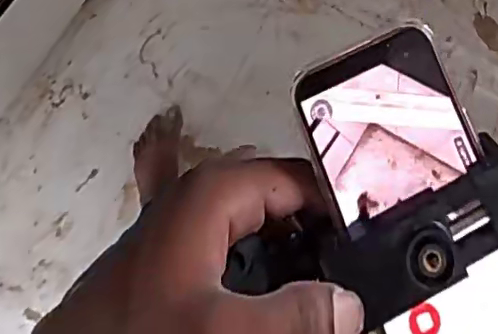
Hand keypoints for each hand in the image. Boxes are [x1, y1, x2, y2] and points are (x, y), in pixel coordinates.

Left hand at [38, 157, 362, 333]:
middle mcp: (201, 191)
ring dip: (285, 244)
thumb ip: (294, 316)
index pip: (296, 178)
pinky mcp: (175, 248)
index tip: (361, 240)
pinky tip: (264, 282)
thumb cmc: (136, 333)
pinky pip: (231, 237)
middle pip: (278, 195)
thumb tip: (347, 304)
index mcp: (215, 190)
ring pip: (256, 217)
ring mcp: (186, 216)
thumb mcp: (223, 331)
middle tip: (340, 268)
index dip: (333, 206)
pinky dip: (255, 256)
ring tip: (307, 284)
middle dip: (311, 227)